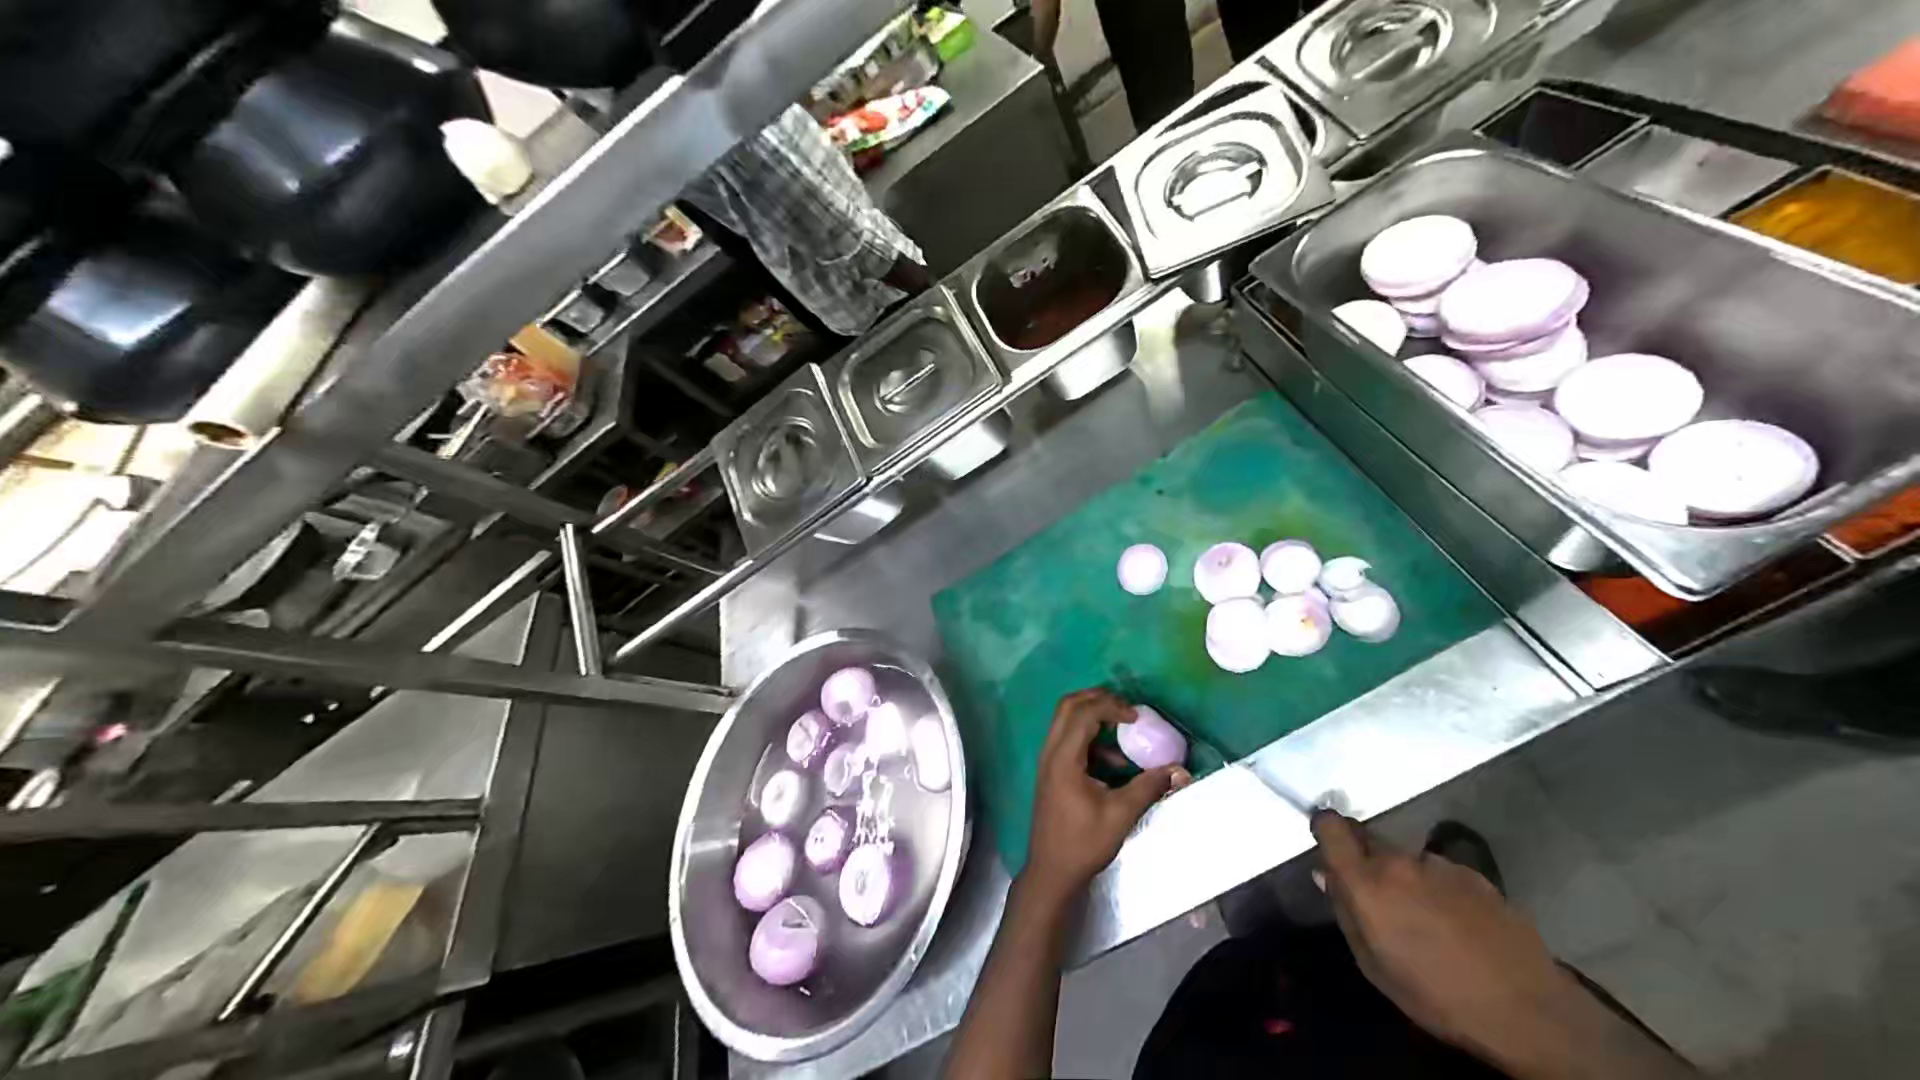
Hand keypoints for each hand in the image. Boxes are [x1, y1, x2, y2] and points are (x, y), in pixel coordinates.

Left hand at [1024, 689, 1189, 901]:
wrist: (1051, 870)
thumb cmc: (1083, 842)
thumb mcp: (1121, 814)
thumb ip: (1148, 786)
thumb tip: (1178, 770)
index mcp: (1063, 757)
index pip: (1084, 713)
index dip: (1111, 707)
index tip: (1137, 717)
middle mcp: (1051, 751)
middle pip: (1069, 706)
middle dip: (1099, 699)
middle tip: (1127, 709)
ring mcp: (1048, 759)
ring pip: (1066, 720)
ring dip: (1094, 716)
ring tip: (1124, 729)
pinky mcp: (1052, 769)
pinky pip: (1068, 738)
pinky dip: (1090, 736)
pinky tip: (1115, 761)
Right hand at [1311, 812, 1692, 1078]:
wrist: (1529, 1012)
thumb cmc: (1436, 995)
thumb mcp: (1373, 964)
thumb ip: (1345, 912)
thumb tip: (1326, 875)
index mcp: (1366, 881)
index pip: (1332, 826)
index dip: (1325, 828)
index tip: (1328, 843)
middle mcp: (1398, 861)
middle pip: (1369, 840)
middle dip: (1367, 860)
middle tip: (1381, 897)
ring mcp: (1440, 864)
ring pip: (1408, 859)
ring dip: (1407, 877)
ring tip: (1428, 918)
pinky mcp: (1476, 875)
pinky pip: (1443, 873)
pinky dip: (1441, 889)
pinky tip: (1460, 924)